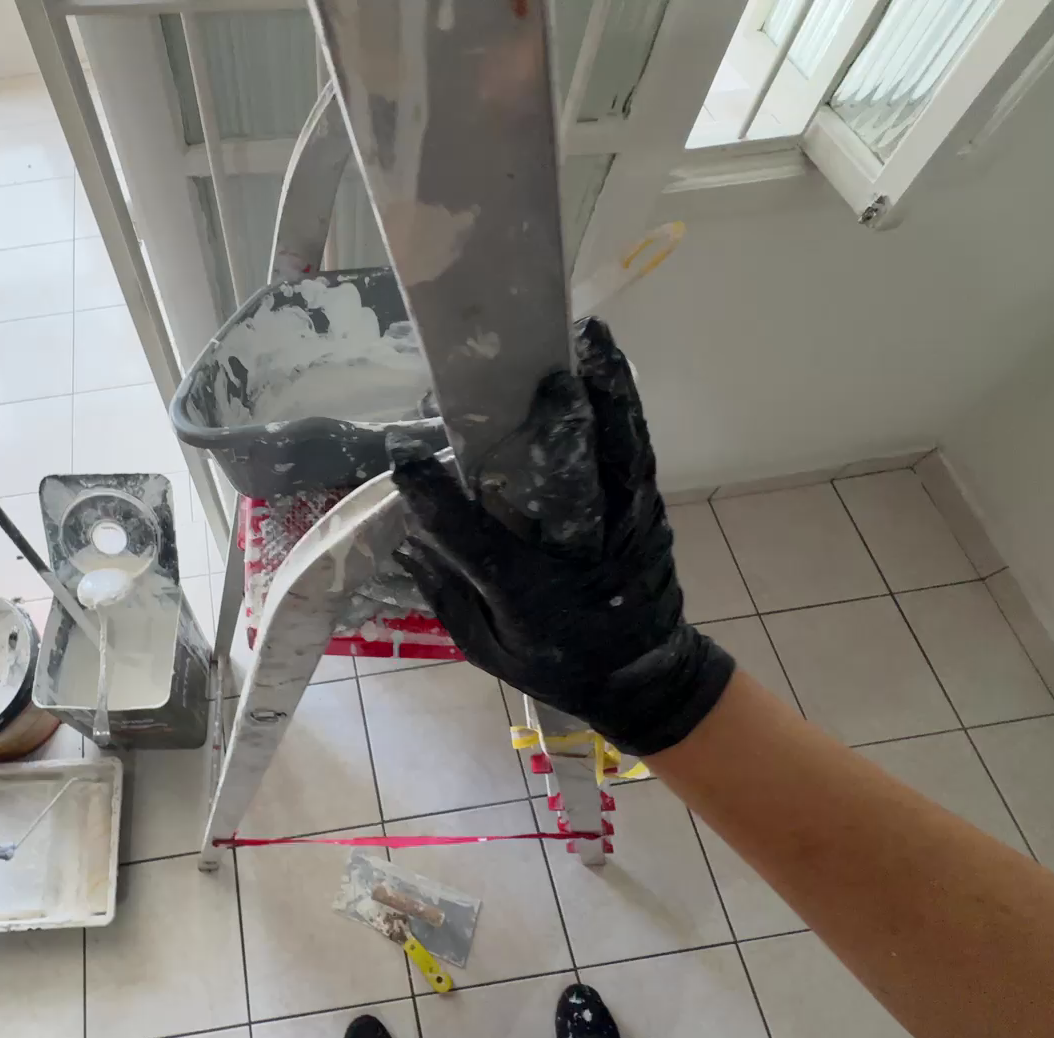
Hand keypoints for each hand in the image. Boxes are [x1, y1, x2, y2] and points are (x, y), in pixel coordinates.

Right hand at [389, 318, 732, 755]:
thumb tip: (408, 541)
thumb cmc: (556, 666)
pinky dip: (626, 408)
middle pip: (569, 481)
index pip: (474, 542)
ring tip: (591, 340)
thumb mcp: (485, 646)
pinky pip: (637, 453)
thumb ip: (445, 594)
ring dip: (606, 395)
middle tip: (536, 372)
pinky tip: (612, 372)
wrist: (645, 681)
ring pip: (618, 454)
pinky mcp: (650, 515)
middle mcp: (581, 554)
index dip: (437, 503)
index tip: (404, 464)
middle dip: (554, 424)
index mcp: (529, 596)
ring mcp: (626, 530)